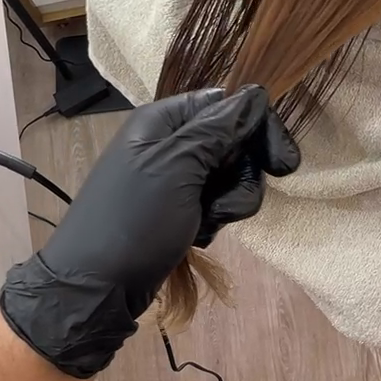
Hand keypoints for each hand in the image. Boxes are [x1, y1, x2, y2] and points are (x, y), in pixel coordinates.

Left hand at [0, 86, 299, 377]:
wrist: (98, 286)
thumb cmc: (134, 220)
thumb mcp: (178, 166)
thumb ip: (217, 128)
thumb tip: (253, 94)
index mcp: (164, 119)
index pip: (229, 105)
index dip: (259, 131)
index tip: (281, 166)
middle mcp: (171, 143)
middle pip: (235, 144)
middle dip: (240, 177)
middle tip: (224, 205)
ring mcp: (175, 179)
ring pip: (230, 179)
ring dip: (227, 204)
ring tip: (203, 224)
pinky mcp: (179, 210)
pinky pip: (214, 205)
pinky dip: (212, 220)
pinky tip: (196, 237)